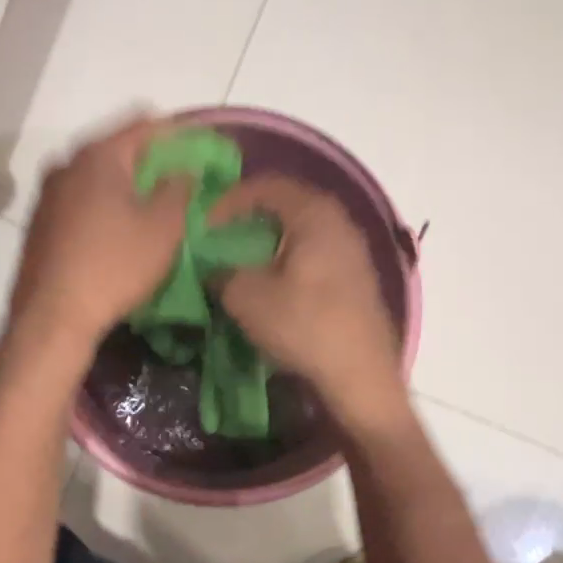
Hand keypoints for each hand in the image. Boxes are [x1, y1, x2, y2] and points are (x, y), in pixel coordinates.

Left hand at [8, 115, 191, 359]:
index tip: (201, 151)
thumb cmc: (115, 267)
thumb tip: (184, 171)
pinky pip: (80, 203)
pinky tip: (116, 233)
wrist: (52, 316)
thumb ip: (179, 189)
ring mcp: (47, 195)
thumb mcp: (164, 229)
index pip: (145, 125)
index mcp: (99, 155)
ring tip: (149, 210)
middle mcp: (66, 164)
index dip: (178, 135)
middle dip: (149, 163)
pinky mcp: (38, 225)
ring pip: (95, 179)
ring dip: (123, 188)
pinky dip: (102, 209)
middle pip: (117, 151)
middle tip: (177, 183)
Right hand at [209, 176, 406, 422]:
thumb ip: (223, 273)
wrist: (360, 376)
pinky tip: (271, 290)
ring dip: (268, 247)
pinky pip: (313, 260)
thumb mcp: (247, 298)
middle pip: (286, 208)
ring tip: (240, 268)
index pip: (266, 186)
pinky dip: (287, 266)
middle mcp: (340, 223)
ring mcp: (353, 253)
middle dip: (248, 223)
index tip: (203, 224)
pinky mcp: (356, 283)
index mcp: (315, 213)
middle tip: (218, 243)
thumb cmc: (304, 326)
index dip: (229, 200)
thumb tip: (214, 270)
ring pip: (300, 236)